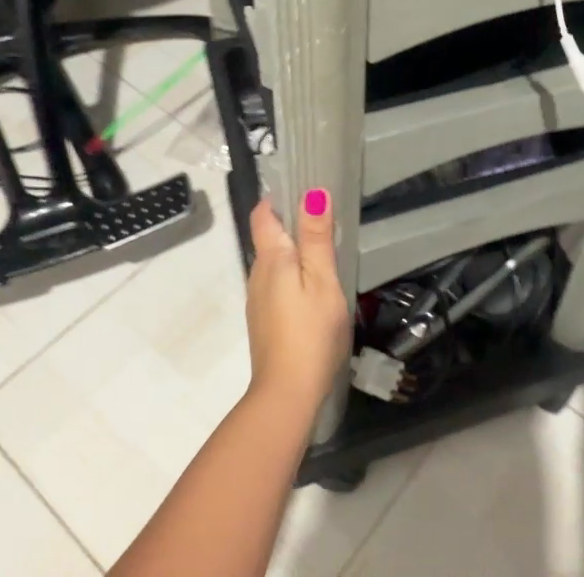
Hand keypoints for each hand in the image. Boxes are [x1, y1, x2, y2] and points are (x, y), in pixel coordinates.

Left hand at [244, 191, 349, 412]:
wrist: (288, 393)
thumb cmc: (310, 331)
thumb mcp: (322, 280)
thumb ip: (316, 238)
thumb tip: (312, 193)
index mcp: (271, 259)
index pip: (263, 215)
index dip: (277, 198)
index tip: (302, 189)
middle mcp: (257, 276)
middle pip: (269, 239)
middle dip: (291, 225)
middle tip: (326, 221)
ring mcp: (258, 302)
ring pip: (274, 265)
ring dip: (294, 255)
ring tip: (325, 256)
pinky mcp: (265, 322)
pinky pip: (277, 287)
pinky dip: (293, 278)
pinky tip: (314, 292)